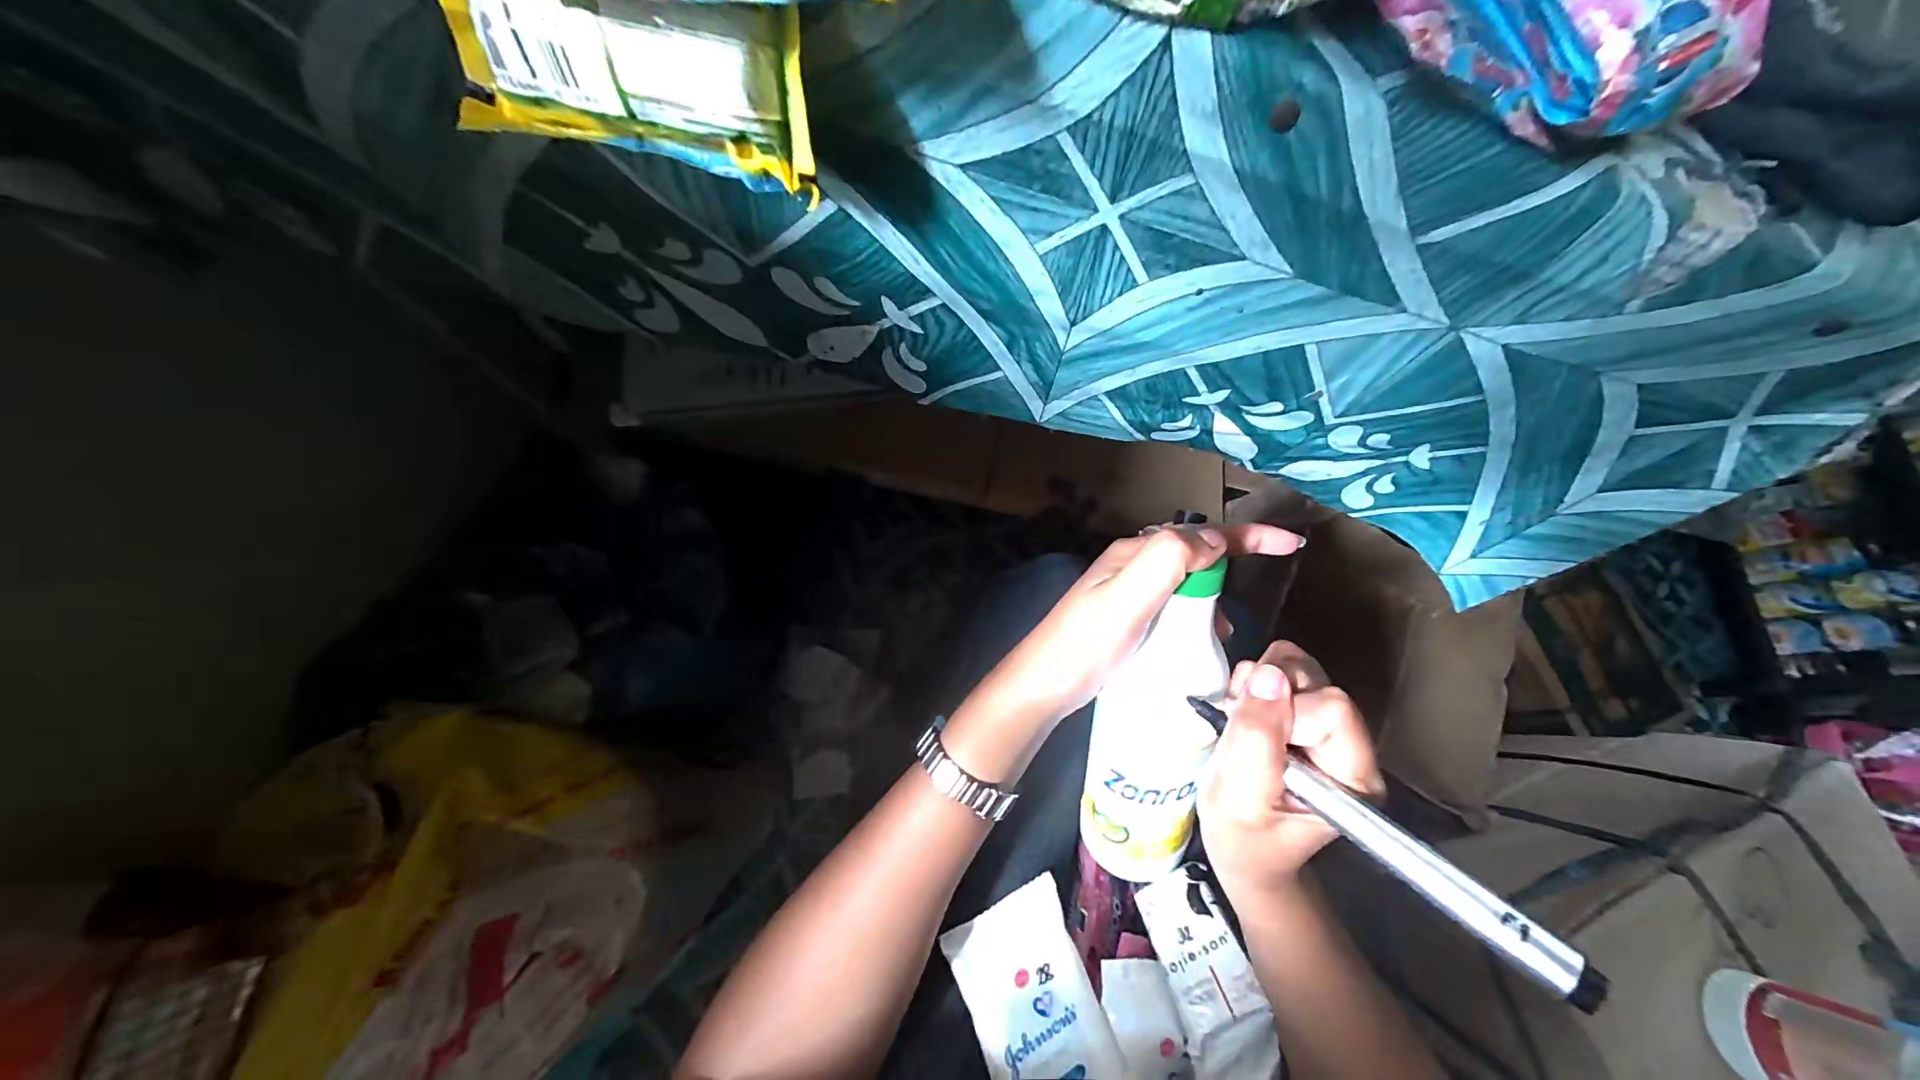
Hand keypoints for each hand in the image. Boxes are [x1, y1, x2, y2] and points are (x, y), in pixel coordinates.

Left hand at [971, 524, 1302, 728]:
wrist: (1042, 687)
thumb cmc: (1083, 645)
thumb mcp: (1127, 597)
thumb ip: (1168, 560)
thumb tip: (1213, 540)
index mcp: (1133, 555)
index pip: (1199, 535)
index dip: (1248, 536)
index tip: (1290, 543)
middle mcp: (1130, 568)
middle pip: (1194, 559)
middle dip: (1227, 577)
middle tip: (1238, 618)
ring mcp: (1125, 596)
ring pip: (1185, 589)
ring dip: (1211, 606)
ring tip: (1222, 639)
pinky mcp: (1125, 623)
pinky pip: (1172, 613)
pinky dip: (1193, 625)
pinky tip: (1195, 649)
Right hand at [1198, 641, 1383, 897]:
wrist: (1245, 851)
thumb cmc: (1243, 841)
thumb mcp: (1239, 799)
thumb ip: (1255, 736)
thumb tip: (1268, 674)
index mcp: (1352, 775)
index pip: (1329, 709)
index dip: (1283, 712)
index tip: (1250, 741)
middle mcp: (1351, 744)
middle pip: (1314, 679)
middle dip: (1264, 691)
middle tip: (1237, 724)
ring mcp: (1328, 726)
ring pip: (1296, 667)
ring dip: (1255, 685)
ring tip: (1238, 721)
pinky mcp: (1305, 712)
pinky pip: (1280, 671)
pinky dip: (1251, 684)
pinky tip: (1241, 713)